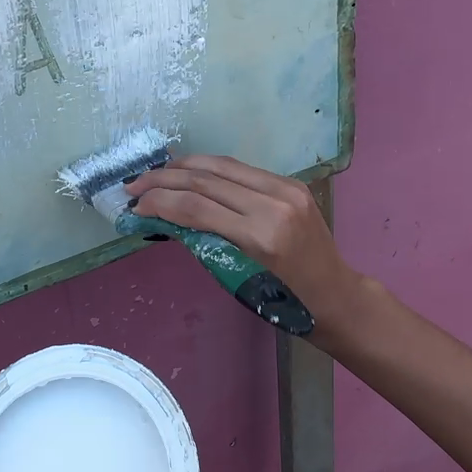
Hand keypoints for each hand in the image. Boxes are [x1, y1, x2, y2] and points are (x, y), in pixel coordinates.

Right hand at [124, 154, 363, 322]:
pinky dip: (210, 168)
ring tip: (156, 173)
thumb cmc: (286, 305)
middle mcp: (273, 205)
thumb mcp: (239, 280)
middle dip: (164, 179)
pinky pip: (241, 169)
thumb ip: (207, 243)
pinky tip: (190, 172)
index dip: (160, 201)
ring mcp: (285, 189)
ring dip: (184, 166)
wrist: (337, 297)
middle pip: (206, 180)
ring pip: (222, 166)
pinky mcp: (291, 183)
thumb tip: (168, 218)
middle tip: (134, 184)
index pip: (198, 207)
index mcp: (261, 237)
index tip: (135, 204)